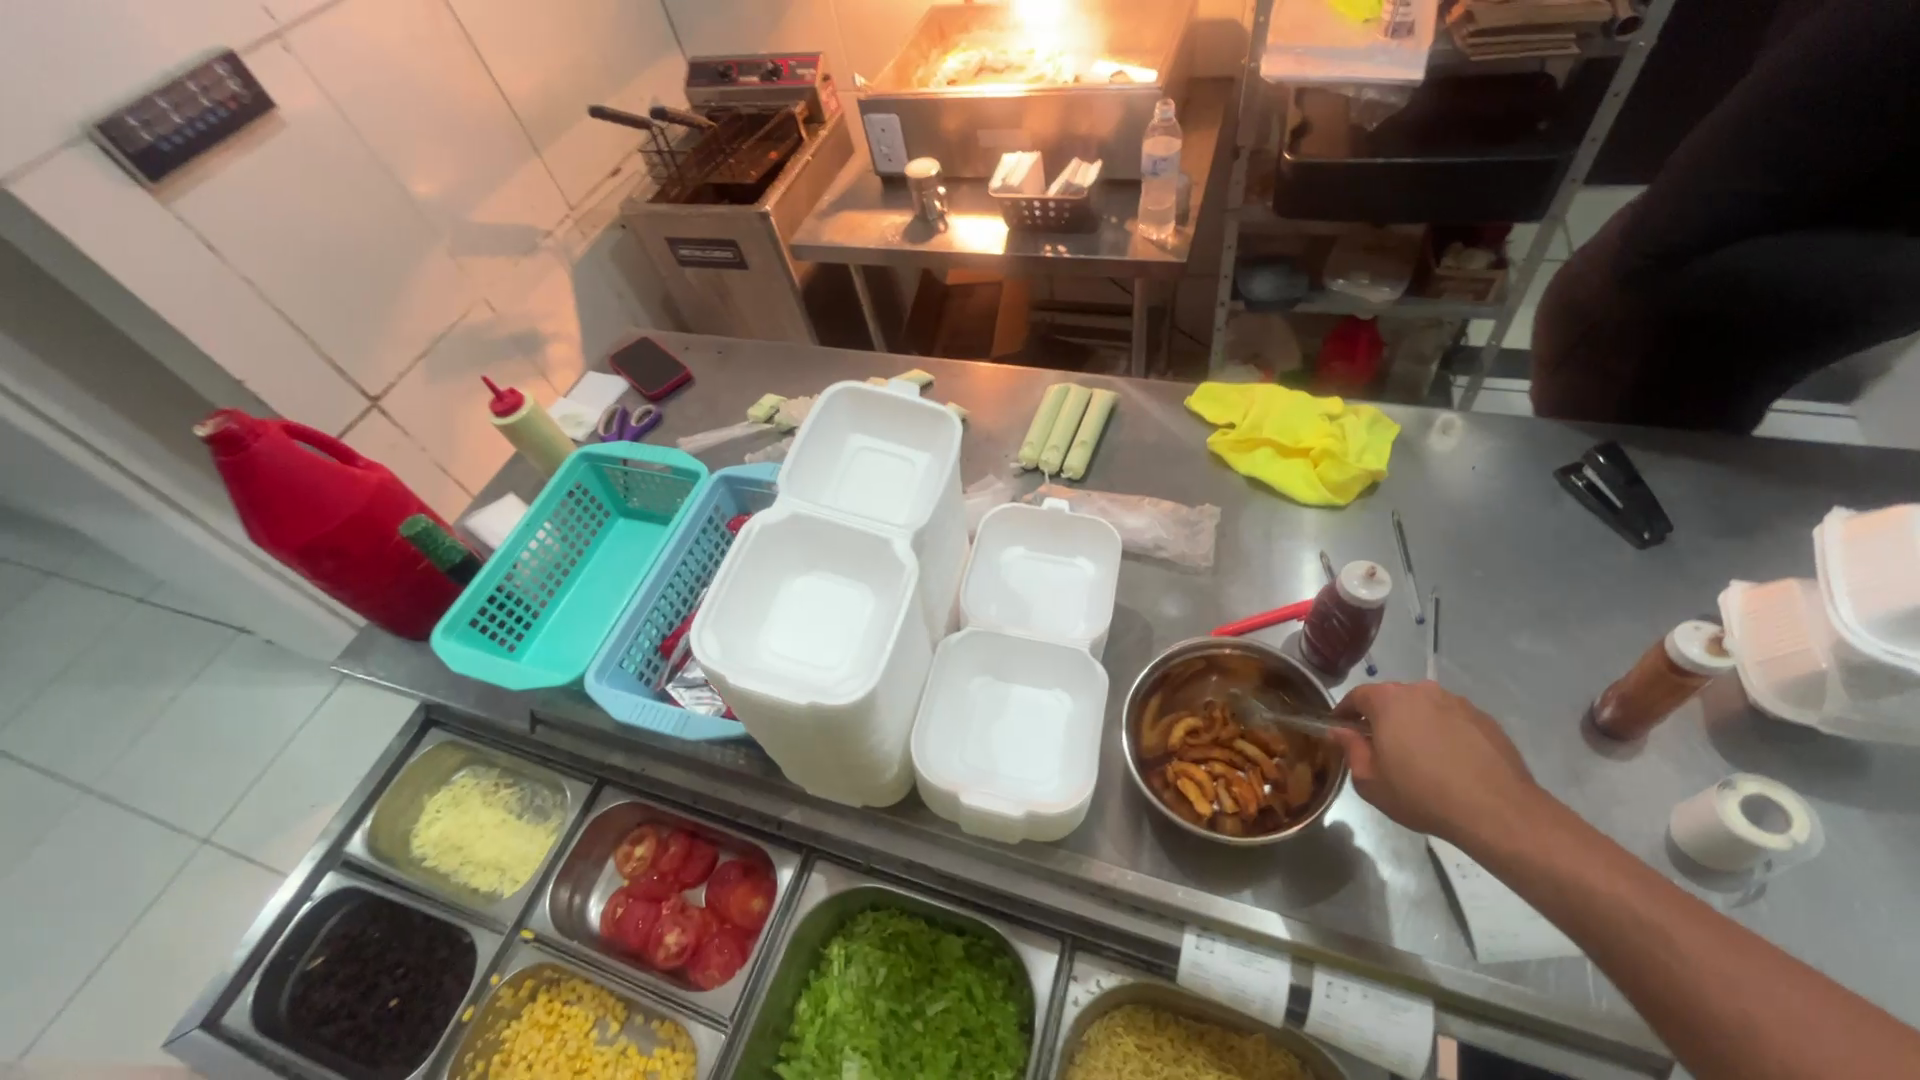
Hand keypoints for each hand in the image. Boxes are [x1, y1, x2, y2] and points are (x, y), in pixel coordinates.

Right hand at [1329, 681, 1540, 841]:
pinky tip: (1451, 764)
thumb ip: (1350, 749)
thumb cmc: (1421, 794)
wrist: (1496, 810)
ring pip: (1425, 709)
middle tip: (1381, 748)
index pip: (1357, 696)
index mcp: (1388, 701)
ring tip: (1420, 758)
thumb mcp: (1370, 781)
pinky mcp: (1485, 719)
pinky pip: (1453, 721)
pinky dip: (1445, 734)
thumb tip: (1341, 731)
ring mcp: (1458, 703)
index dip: (1345, 712)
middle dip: (1382, 718)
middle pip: (1392, 699)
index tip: (1341, 730)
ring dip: (1415, 725)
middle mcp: (1422, 692)